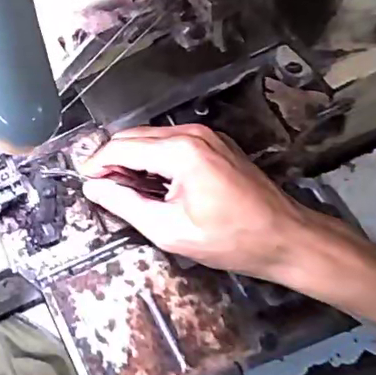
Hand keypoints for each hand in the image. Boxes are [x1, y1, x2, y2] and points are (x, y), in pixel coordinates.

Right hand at [80, 125, 327, 283]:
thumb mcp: (170, 231)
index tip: (85, 180)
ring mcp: (204, 135)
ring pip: (148, 137)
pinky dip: (152, 156)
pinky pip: (168, 141)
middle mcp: (190, 134)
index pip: (120, 147)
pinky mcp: (213, 142)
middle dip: (111, 159)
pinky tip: (153, 182)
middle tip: (103, 187)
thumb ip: (125, 205)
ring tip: (127, 188)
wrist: (290, 239)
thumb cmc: (235, 240)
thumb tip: (95, 188)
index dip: (96, 163)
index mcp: (180, 152)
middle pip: (131, 136)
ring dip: (131, 157)